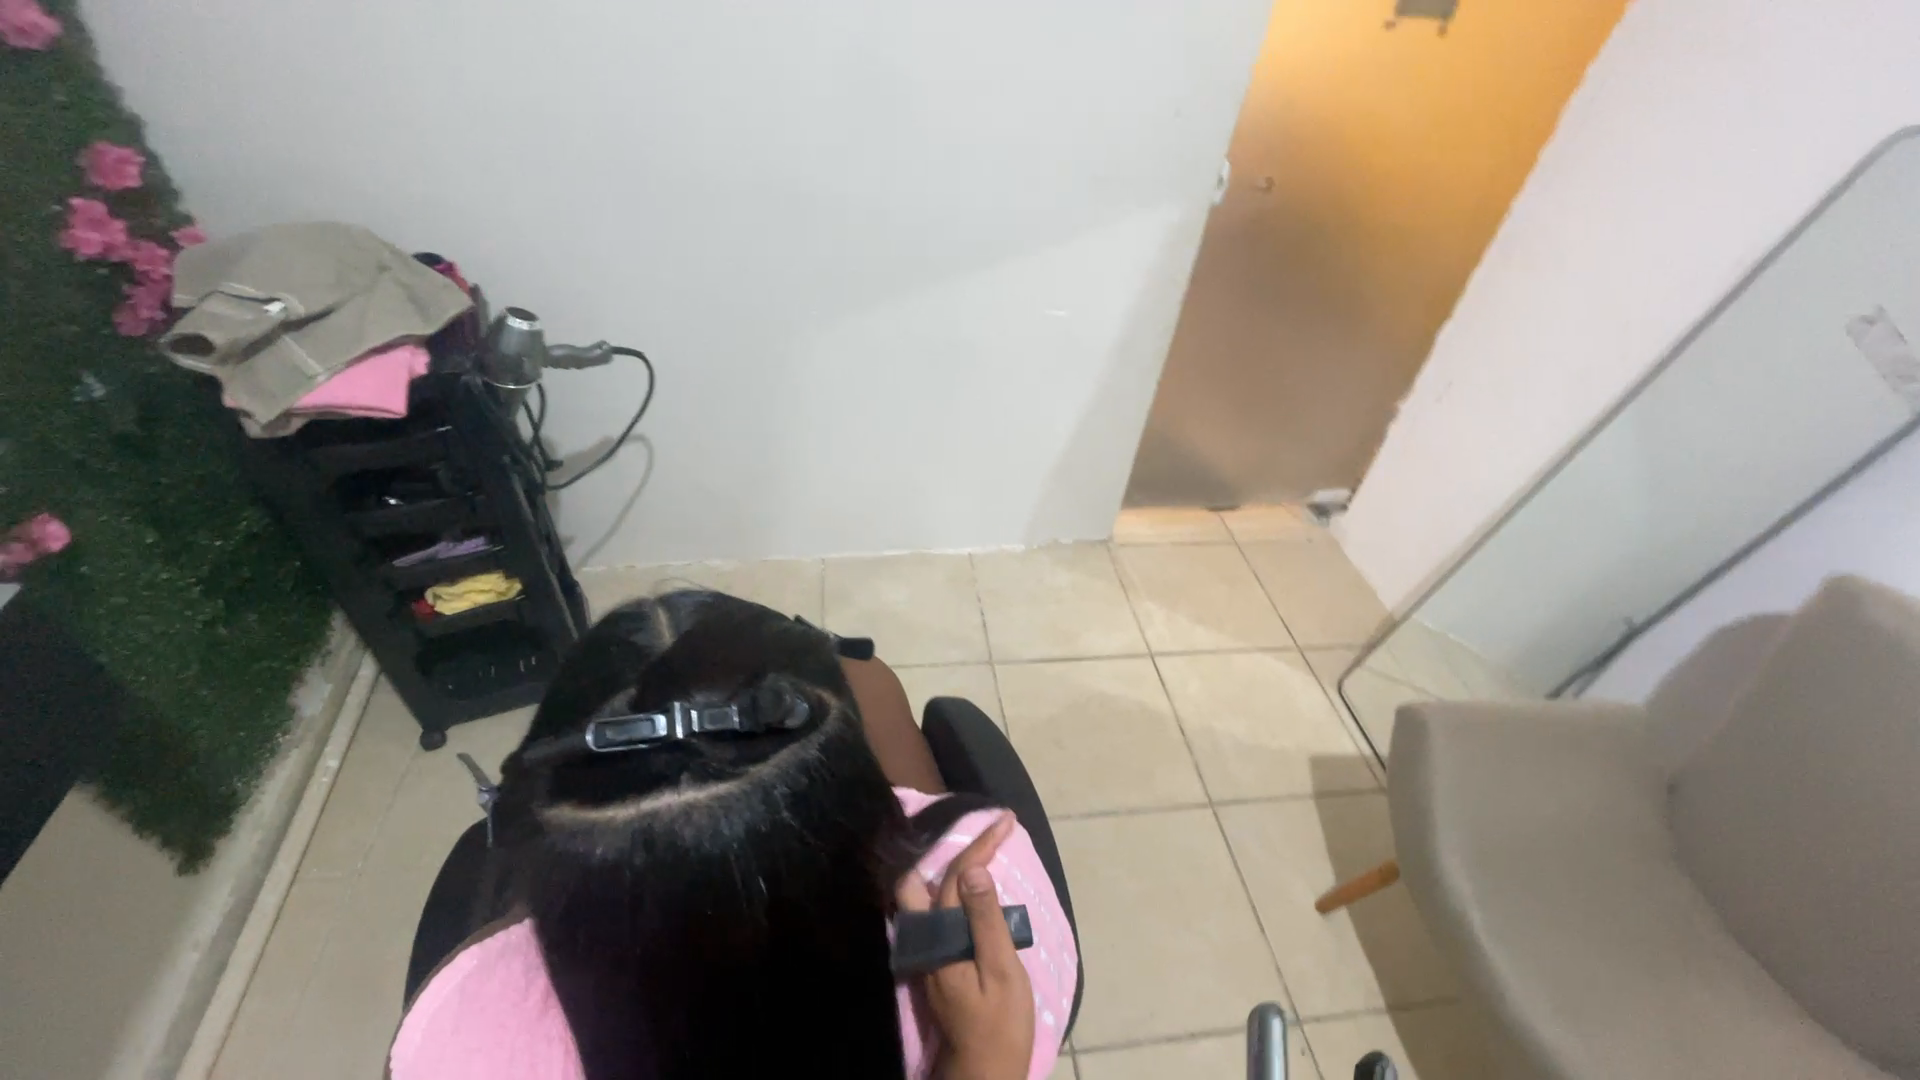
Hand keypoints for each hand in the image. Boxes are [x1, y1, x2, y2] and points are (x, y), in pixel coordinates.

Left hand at [896, 813, 1035, 1079]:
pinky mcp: (932, 961)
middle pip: (919, 879)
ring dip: (945, 868)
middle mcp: (923, 938)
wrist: (983, 1072)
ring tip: (978, 851)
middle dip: (947, 847)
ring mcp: (924, 951)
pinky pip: (932, 912)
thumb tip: (976, 870)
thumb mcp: (1001, 971)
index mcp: (940, 936)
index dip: (982, 843)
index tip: (1006, 820)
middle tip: (983, 832)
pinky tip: (967, 888)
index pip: (958, 874)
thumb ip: (986, 919)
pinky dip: (948, 890)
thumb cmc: (999, 1023)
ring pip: (921, 895)